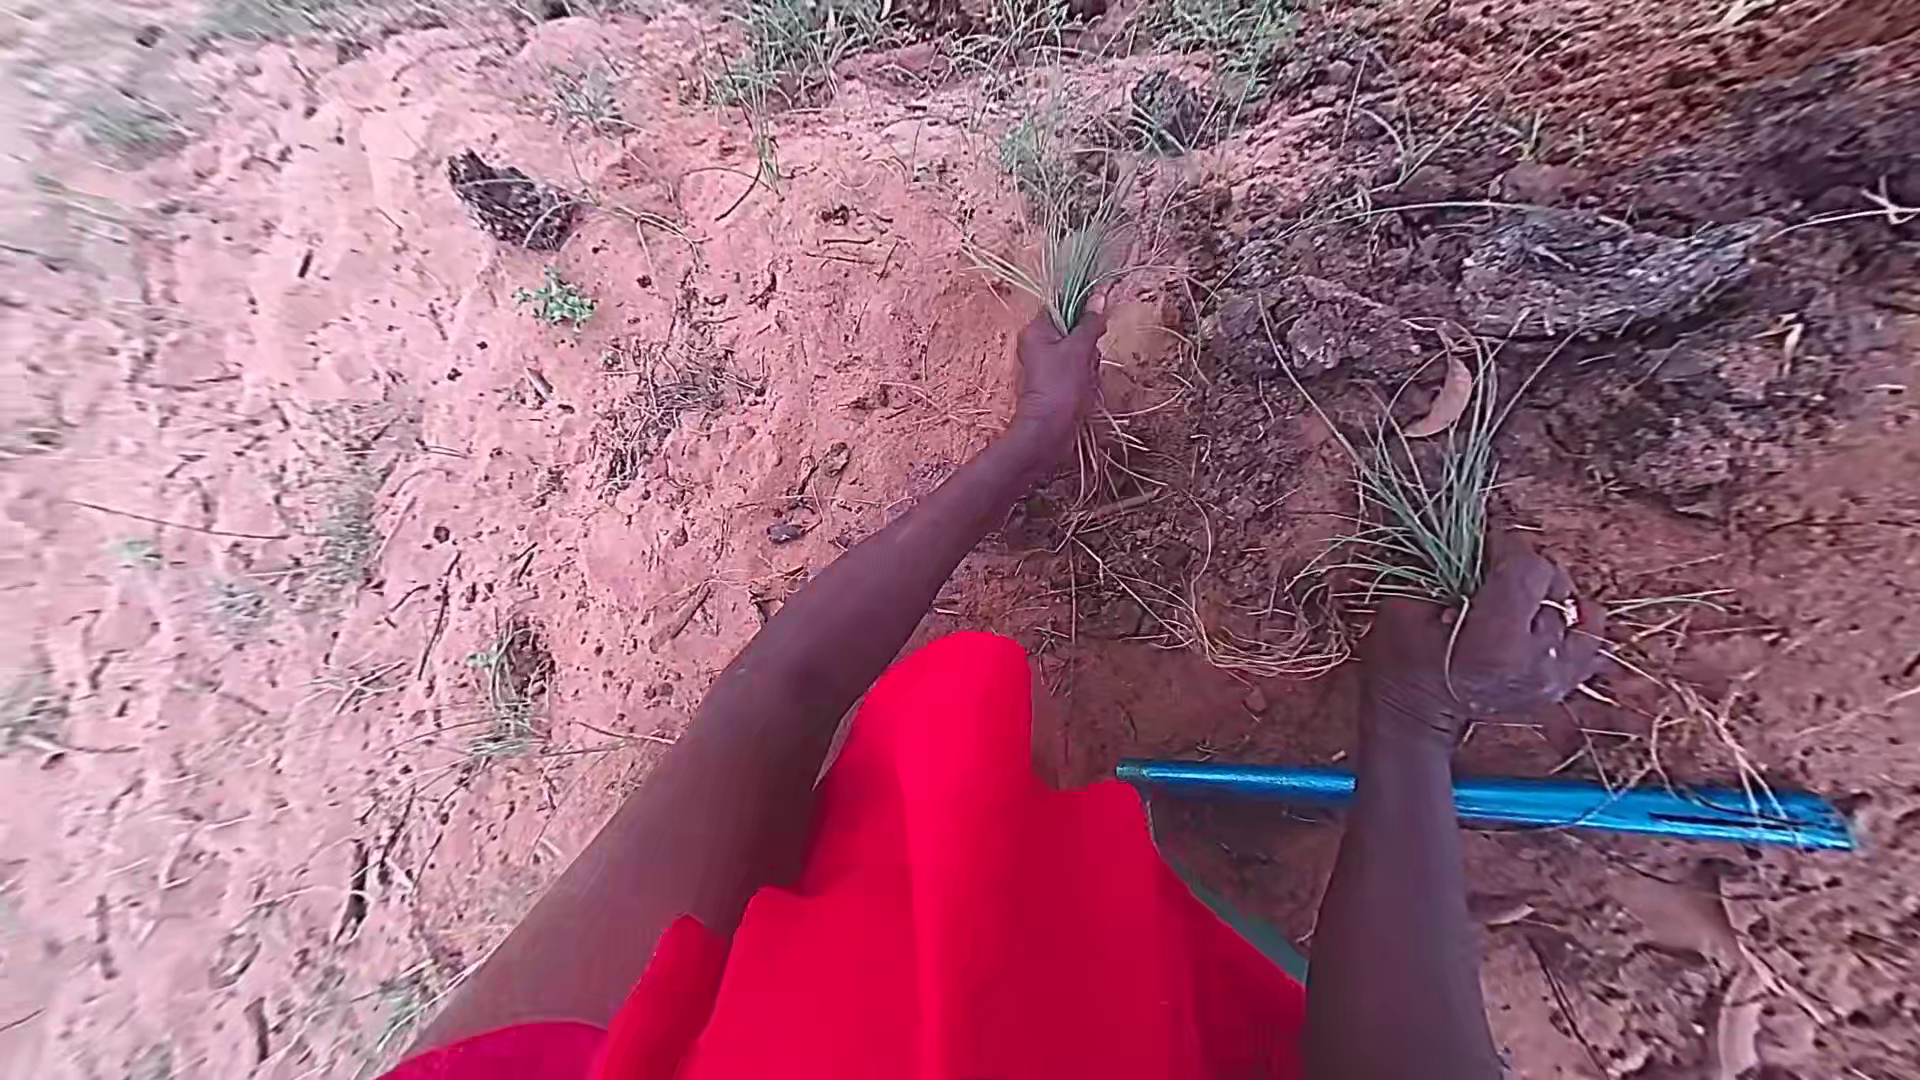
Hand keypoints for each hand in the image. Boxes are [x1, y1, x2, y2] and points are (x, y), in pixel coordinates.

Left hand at [1007, 299, 1106, 461]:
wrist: (1049, 431)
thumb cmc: (1060, 387)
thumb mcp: (1079, 349)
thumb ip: (1089, 323)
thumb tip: (1099, 297)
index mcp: (1035, 330)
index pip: (1061, 305)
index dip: (1082, 310)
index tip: (1097, 321)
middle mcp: (1037, 345)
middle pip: (1073, 330)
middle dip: (1088, 343)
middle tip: (1087, 358)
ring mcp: (1046, 365)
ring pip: (1079, 351)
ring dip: (1089, 362)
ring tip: (1085, 377)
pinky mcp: (1055, 383)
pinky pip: (1077, 370)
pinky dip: (1086, 377)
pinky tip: (1085, 388)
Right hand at [1360, 534, 1604, 744]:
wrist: (1413, 713)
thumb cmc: (1397, 662)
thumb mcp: (1400, 610)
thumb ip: (1438, 577)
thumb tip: (1467, 549)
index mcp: (1495, 641)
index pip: (1526, 571)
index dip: (1505, 547)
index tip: (1483, 541)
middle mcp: (1538, 657)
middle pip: (1552, 583)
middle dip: (1520, 566)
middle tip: (1488, 564)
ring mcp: (1558, 673)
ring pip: (1570, 605)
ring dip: (1540, 589)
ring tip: (1509, 589)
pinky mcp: (1564, 681)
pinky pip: (1591, 638)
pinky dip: (1576, 617)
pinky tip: (1558, 608)